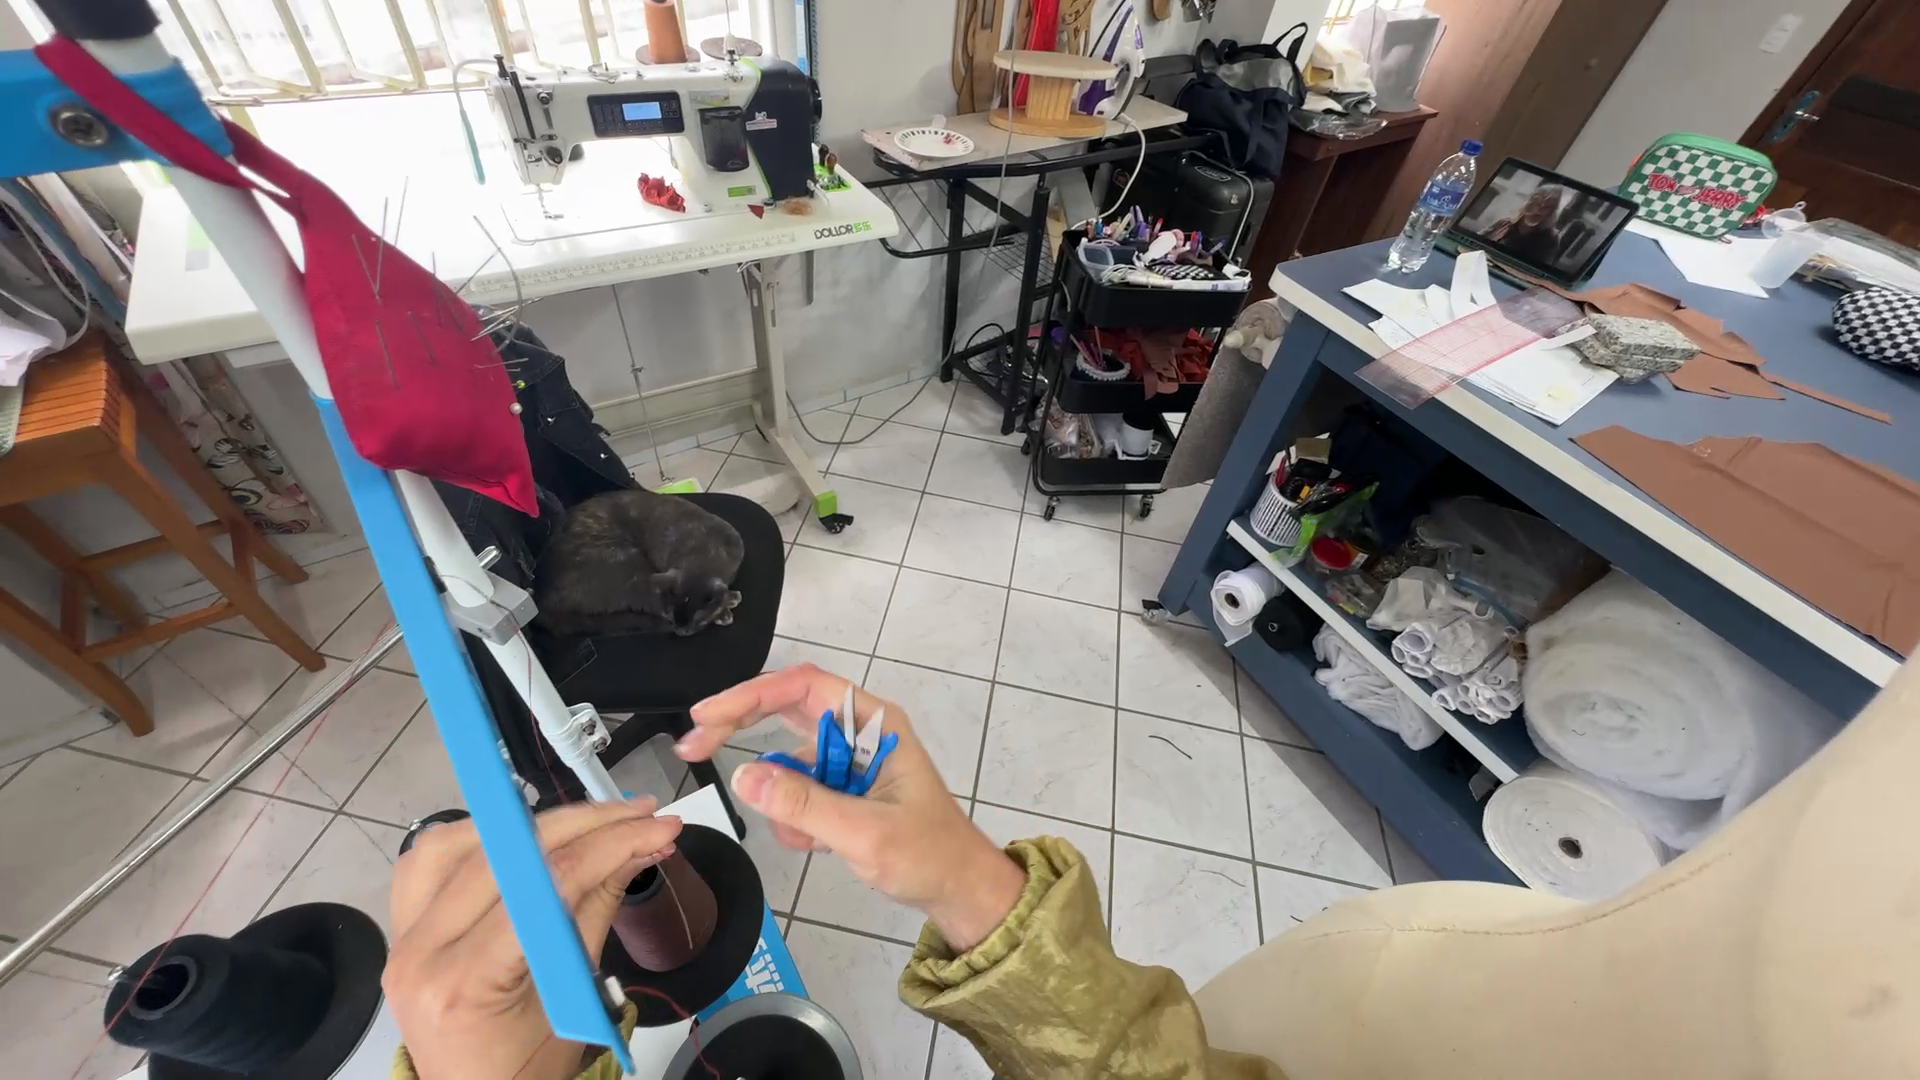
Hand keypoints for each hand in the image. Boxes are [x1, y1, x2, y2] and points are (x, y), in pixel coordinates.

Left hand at [384, 799, 682, 1079]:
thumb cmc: (528, 1066)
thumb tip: (649, 842)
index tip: (663, 825)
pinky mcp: (402, 928)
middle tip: (641, 812)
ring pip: (457, 842)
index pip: (550, 883)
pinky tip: (525, 836)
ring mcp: (402, 938)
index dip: (613, 842)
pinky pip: (429, 860)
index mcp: (467, 983)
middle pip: (509, 854)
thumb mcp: (577, 992)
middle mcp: (421, 953)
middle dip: (586, 822)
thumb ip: (602, 903)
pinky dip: (481, 836)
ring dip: (527, 822)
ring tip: (586, 821)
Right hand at [677, 664, 1026, 949]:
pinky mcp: (839, 787)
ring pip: (786, 760)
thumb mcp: (866, 833)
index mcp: (874, 722)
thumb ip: (805, 805)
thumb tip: (744, 776)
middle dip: (742, 727)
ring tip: (813, 840)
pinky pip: (795, 792)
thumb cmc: (927, 853)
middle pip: (786, 709)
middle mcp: (858, 731)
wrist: (956, 888)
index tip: (708, 714)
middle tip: (694, 748)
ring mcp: (847, 759)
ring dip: (783, 801)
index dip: (754, 693)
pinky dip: (795, 820)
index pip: (806, 687)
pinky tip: (820, 846)